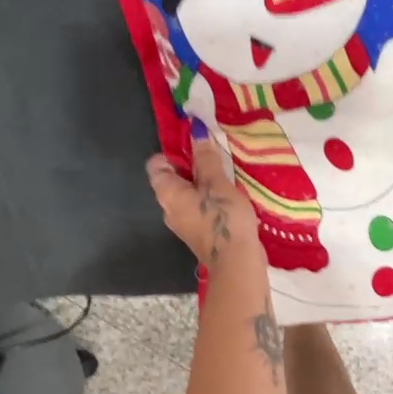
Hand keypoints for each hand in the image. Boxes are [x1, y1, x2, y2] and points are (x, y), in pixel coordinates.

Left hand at [146, 140, 264, 271]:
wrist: (236, 263)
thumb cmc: (223, 219)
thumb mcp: (217, 183)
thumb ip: (206, 157)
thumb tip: (196, 130)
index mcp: (167, 193)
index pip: (156, 164)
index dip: (173, 152)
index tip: (196, 149)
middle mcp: (168, 209)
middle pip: (173, 180)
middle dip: (191, 168)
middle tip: (215, 160)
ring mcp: (183, 225)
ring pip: (187, 196)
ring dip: (203, 186)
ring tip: (225, 178)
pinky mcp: (198, 235)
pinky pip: (198, 210)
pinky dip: (209, 202)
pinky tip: (228, 200)